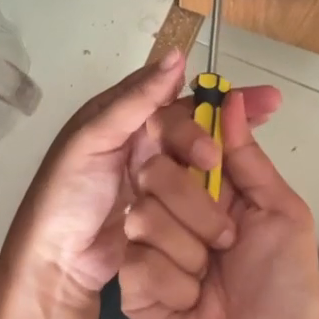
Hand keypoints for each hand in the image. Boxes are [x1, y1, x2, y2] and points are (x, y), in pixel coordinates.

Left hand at [9, 51, 281, 298]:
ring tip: (246, 171)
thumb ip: (134, 100)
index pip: (178, 96)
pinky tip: (240, 193)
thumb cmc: (67, 193)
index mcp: (122, 113)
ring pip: (198, 159)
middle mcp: (140, 139)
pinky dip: (218, 188)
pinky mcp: (162, 209)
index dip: (220, 97)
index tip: (265, 101)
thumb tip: (177, 57)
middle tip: (230, 153)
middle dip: (222, 132)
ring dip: (226, 161)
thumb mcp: (93, 138)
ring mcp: (153, 175)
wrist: (53, 261)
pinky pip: (195, 191)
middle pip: (194, 127)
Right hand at [117, 89, 318, 318]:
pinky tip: (190, 302)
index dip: (186, 136)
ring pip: (144, 213)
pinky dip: (177, 283)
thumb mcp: (281, 213)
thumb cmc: (284, 287)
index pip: (177, 138)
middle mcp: (169, 205)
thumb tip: (233, 98)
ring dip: (190, 250)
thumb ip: (249, 157)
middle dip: (199, 208)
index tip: (208, 155)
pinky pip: (139, 259)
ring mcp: (145, 243)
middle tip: (227, 242)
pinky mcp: (129, 280)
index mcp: (204, 184)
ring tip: (210, 277)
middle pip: (155, 169)